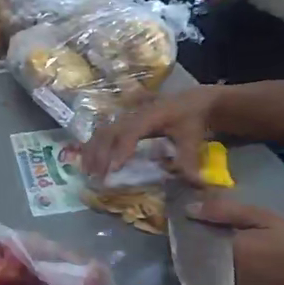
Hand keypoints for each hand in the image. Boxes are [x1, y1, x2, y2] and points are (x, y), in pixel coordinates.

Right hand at [84, 86, 216, 181]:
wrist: (196, 100)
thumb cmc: (192, 118)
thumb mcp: (192, 138)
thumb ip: (189, 160)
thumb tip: (194, 184)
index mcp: (150, 115)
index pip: (130, 133)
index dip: (120, 150)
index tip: (113, 170)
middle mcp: (133, 114)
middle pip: (110, 132)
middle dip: (100, 154)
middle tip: (95, 177)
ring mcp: (127, 115)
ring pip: (103, 131)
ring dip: (93, 150)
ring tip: (87, 170)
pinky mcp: (126, 120)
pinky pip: (105, 131)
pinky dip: (95, 145)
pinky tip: (87, 158)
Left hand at [187, 196, 283, 284]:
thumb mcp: (268, 219)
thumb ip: (227, 213)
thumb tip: (189, 208)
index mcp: (229, 254)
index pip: (190, 243)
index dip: (183, 230)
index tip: (182, 216)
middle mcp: (227, 278)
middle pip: (195, 261)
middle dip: (191, 244)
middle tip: (196, 223)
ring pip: (207, 274)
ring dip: (204, 258)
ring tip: (210, 236)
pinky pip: (223, 283)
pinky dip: (219, 270)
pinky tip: (231, 255)